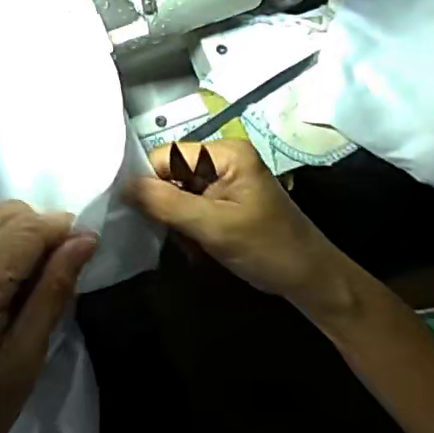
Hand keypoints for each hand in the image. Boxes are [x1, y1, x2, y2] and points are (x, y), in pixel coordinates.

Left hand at [0, 201, 97, 432]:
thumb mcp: (23, 359)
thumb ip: (54, 289)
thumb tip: (85, 238)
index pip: (28, 227)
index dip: (64, 230)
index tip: (91, 250)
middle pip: (8, 214)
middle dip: (42, 233)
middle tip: (61, 278)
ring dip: (20, 241)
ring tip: (34, 291)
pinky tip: (5, 294)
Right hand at [128, 141, 353, 314]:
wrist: (310, 280)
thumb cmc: (267, 248)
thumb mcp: (213, 227)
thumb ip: (166, 203)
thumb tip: (123, 186)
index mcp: (226, 152)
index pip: (168, 155)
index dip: (148, 180)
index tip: (132, 209)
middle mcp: (224, 157)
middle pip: (172, 171)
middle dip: (164, 204)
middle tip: (165, 233)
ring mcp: (226, 178)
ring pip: (178, 190)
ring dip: (175, 219)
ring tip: (188, 245)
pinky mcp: (226, 198)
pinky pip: (191, 204)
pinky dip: (187, 226)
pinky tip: (196, 247)